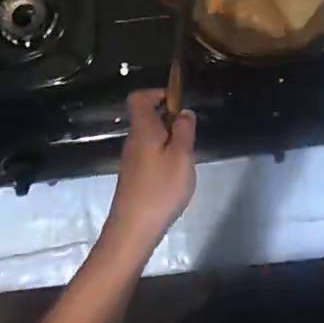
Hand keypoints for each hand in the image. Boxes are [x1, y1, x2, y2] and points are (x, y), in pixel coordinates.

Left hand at [103, 89, 196, 250]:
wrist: (133, 230)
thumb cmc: (160, 189)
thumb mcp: (182, 156)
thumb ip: (184, 130)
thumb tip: (184, 112)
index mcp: (143, 131)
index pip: (138, 98)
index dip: (157, 93)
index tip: (179, 102)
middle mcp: (133, 141)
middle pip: (148, 117)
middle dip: (171, 118)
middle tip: (191, 134)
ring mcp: (132, 159)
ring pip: (152, 136)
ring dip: (171, 139)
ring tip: (188, 155)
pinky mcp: (135, 175)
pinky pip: (151, 153)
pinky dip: (166, 155)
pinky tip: (177, 173)